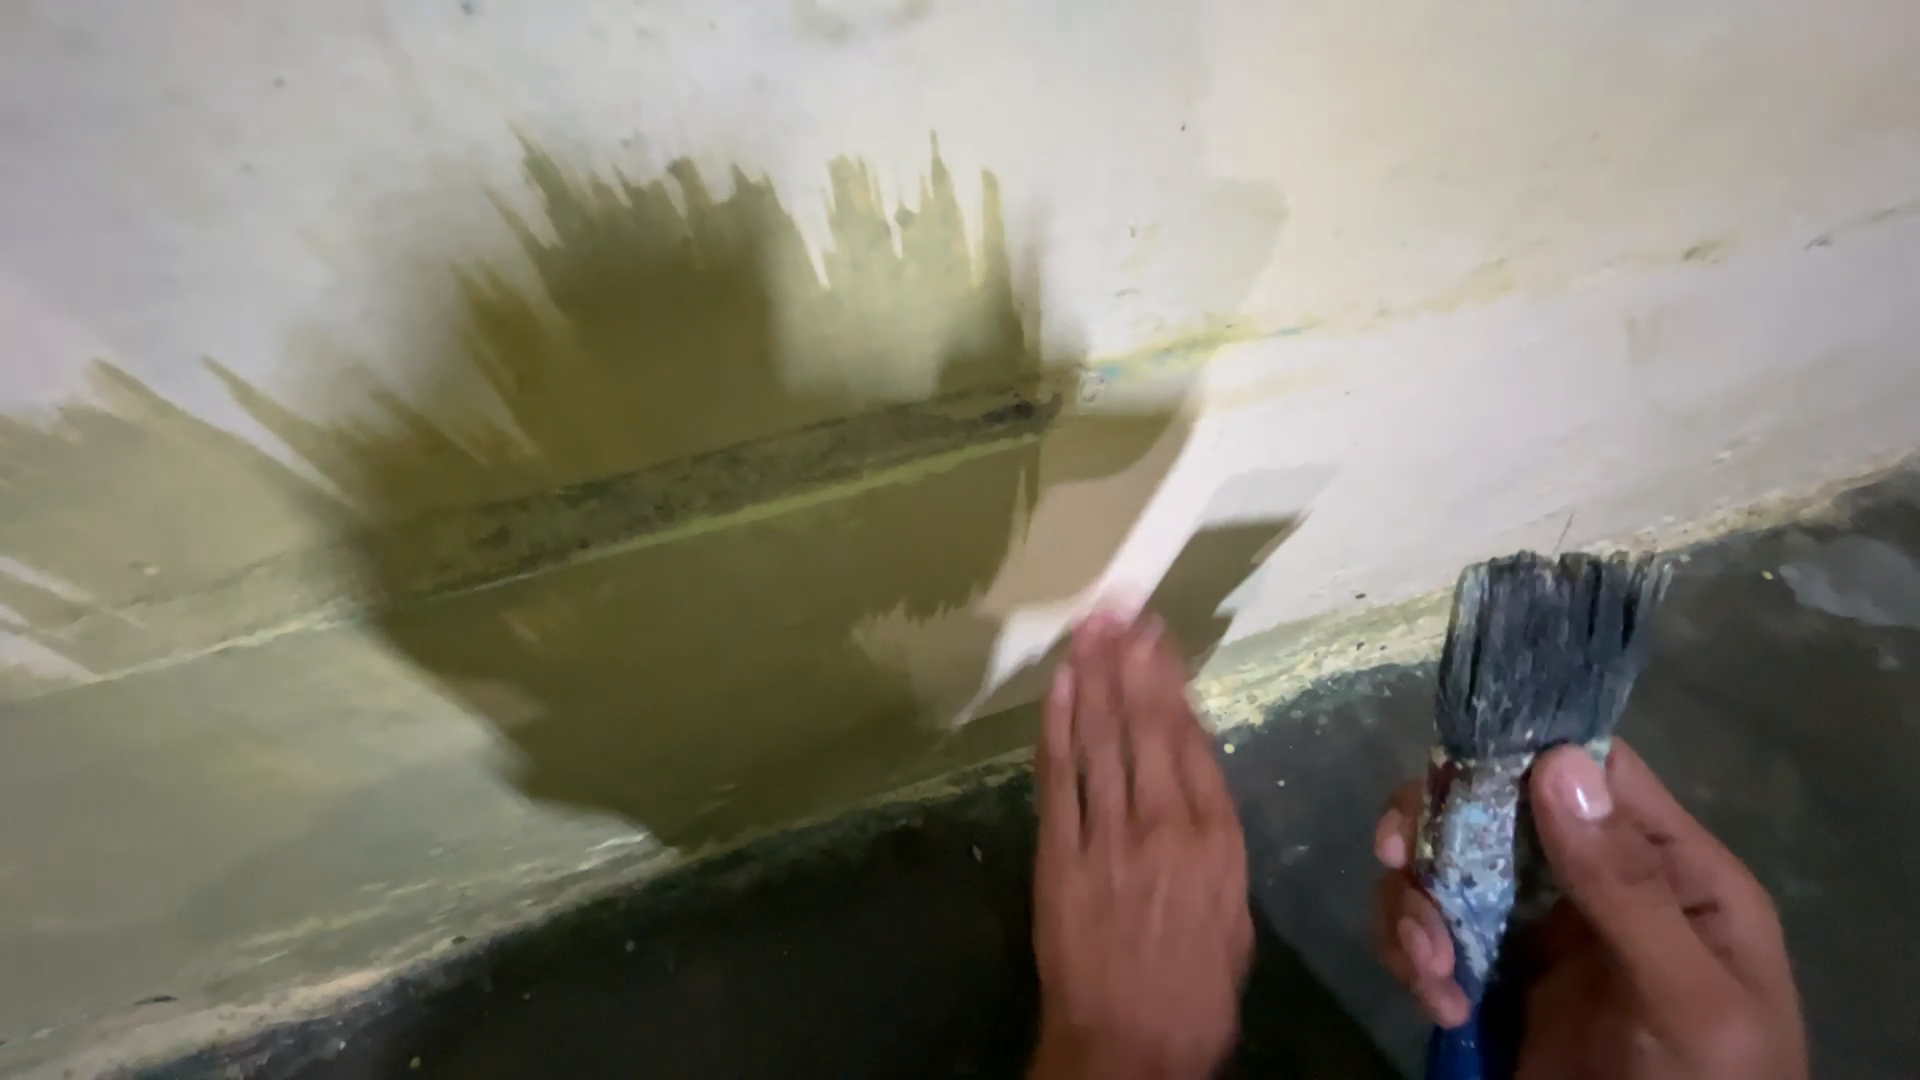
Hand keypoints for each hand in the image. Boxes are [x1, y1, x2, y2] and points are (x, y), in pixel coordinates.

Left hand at [1028, 611, 1252, 1079]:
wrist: (1127, 1046)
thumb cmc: (1194, 986)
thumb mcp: (1234, 914)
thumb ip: (1214, 836)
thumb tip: (1192, 768)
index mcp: (1216, 839)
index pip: (1190, 738)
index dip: (1172, 680)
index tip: (1157, 637)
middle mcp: (1163, 823)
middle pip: (1145, 724)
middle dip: (1131, 659)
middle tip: (1120, 607)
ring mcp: (1106, 834)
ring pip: (1101, 738)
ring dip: (1096, 676)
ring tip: (1091, 626)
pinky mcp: (1058, 850)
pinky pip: (1058, 776)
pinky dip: (1058, 726)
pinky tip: (1061, 685)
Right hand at [1373, 740, 1807, 1079]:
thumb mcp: (1690, 1002)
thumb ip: (1627, 888)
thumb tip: (1557, 762)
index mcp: (1662, 864)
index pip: (1586, 767)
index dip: (1516, 752)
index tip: (1454, 776)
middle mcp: (1582, 871)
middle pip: (1482, 799)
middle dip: (1428, 831)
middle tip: (1397, 859)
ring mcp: (1522, 911)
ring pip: (1434, 857)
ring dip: (1412, 907)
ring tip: (1430, 972)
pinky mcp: (1476, 952)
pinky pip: (1414, 916)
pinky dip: (1405, 948)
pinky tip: (1433, 996)